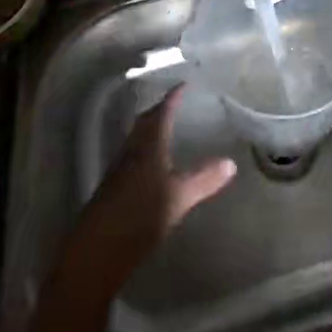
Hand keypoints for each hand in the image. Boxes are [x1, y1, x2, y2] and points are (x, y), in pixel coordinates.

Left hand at [68, 85, 236, 272]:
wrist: (99, 246)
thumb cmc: (141, 214)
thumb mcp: (179, 197)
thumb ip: (204, 178)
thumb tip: (231, 162)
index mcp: (148, 144)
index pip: (162, 112)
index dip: (172, 98)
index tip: (183, 84)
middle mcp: (132, 149)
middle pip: (146, 121)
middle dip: (160, 110)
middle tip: (174, 103)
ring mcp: (120, 167)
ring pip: (137, 137)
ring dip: (150, 128)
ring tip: (165, 128)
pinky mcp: (114, 185)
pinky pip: (132, 154)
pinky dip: (145, 148)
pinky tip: (152, 164)